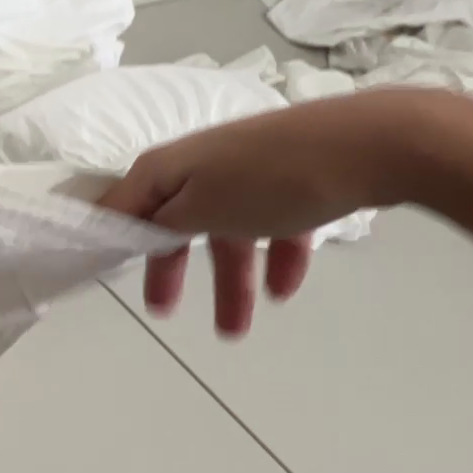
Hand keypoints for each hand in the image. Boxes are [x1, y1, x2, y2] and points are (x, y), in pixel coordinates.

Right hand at [95, 90, 422, 336]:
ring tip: (235, 330)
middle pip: (173, 227)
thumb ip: (160, 223)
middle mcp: (194, 168)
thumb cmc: (267, 179)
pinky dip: (274, 257)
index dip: (106, 240)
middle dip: (171, 271)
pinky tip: (285, 290)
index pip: (119, 209)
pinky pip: (271, 224)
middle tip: (164, 312)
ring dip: (230, 281)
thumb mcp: (198, 209)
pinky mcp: (290, 178)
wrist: (374, 142)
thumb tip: (136, 229)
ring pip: (225, 233)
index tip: (97, 273)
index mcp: (161, 170)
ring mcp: (243, 171)